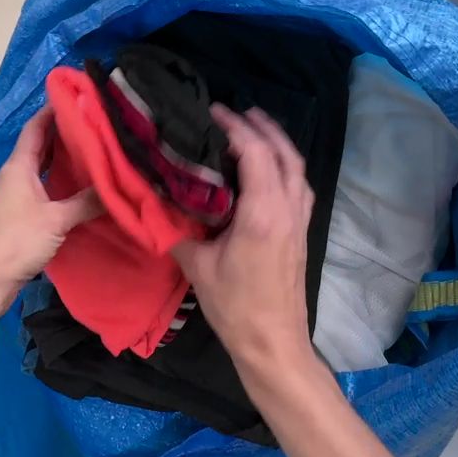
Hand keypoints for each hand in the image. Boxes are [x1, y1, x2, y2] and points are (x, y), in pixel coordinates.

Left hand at [0, 107, 102, 313]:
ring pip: (44, 172)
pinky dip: (62, 188)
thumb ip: (86, 202)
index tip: (76, 98)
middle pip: (41, 148)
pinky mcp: (21, 220)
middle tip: (95, 126)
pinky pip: (45, 193)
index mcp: (19, 166)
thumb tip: (117, 188)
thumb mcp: (55, 219)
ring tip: (94, 154)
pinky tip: (81, 192)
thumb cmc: (14, 239)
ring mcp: (17, 199)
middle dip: (65, 136)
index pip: (36, 127)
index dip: (53, 111)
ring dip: (64, 163)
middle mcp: (16, 177)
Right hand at [172, 105, 318, 373]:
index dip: (236, 126)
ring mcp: (299, 220)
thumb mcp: (197, 266)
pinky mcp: (302, 231)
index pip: (255, 152)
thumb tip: (155, 202)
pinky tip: (268, 167)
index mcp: (262, 212)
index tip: (214, 112)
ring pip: (296, 167)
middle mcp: (287, 208)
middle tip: (236, 112)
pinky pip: (299, 184)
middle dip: (261, 126)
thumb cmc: (235, 306)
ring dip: (277, 142)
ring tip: (254, 129)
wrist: (274, 345)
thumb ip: (177, 229)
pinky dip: (285, 164)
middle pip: (283, 152)